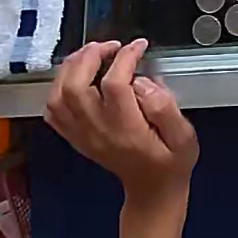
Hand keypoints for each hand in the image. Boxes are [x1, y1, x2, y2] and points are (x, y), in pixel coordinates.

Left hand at [46, 39, 197, 202]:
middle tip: (111, 46)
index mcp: (126, 129)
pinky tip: (79, 76)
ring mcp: (82, 135)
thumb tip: (143, 82)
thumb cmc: (171, 161)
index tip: (140, 46)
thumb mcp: (184, 136)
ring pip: (59, 96)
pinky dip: (60, 87)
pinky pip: (54, 110)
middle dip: (90, 57)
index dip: (125, 58)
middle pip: (75, 87)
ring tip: (93, 54)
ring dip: (72, 68)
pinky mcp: (75, 137)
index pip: (114, 84)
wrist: (152, 191)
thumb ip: (165, 107)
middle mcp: (97, 131)